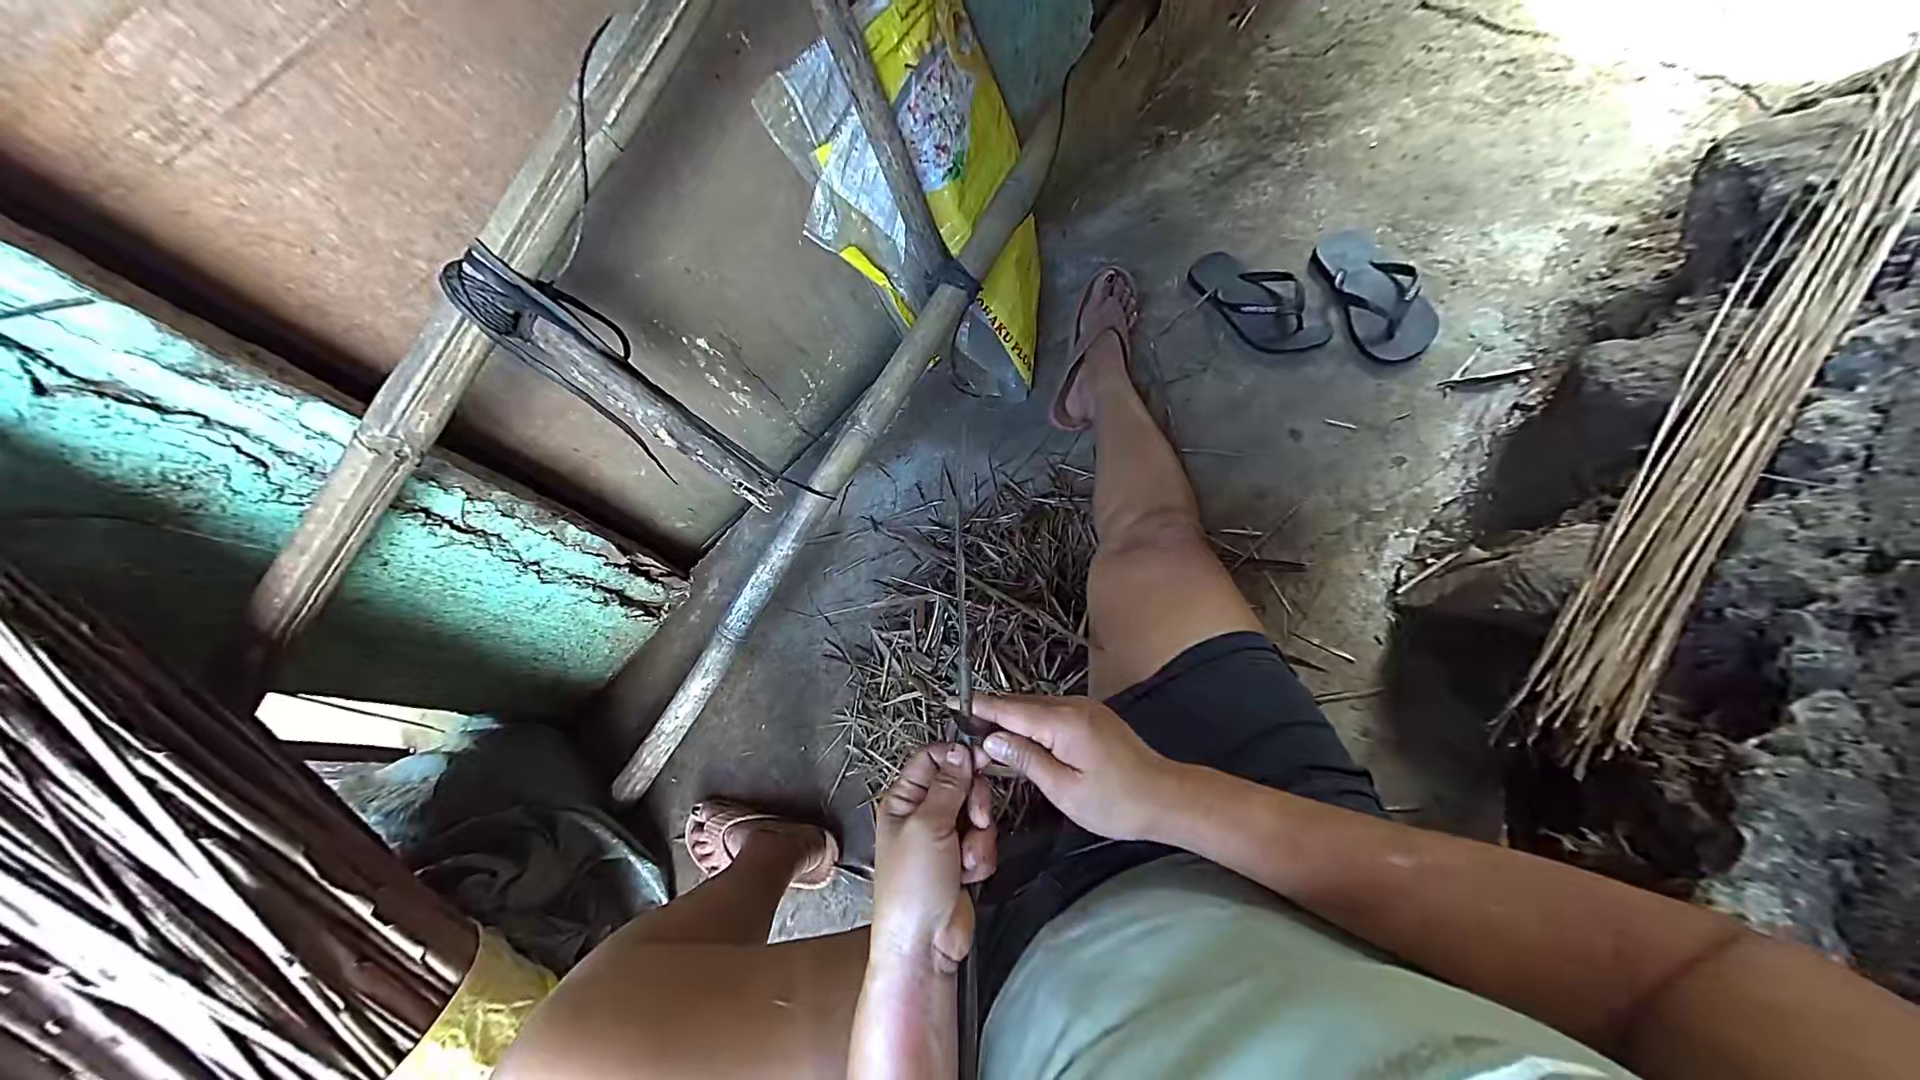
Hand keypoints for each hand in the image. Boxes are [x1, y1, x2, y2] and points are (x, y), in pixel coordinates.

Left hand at [871, 743, 997, 975]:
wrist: (925, 945)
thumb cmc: (911, 888)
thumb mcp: (928, 826)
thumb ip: (948, 785)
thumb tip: (959, 751)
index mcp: (903, 800)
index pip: (932, 759)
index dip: (957, 756)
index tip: (981, 759)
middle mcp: (922, 815)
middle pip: (961, 784)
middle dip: (975, 802)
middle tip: (976, 819)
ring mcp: (943, 838)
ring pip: (977, 813)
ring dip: (979, 837)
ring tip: (964, 859)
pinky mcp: (962, 859)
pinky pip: (984, 841)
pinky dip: (981, 857)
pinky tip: (967, 875)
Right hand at [972, 694, 1187, 842]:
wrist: (1167, 798)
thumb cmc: (1118, 802)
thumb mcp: (1064, 789)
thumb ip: (1026, 760)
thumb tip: (993, 740)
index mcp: (1064, 722)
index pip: (1011, 709)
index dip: (980, 707)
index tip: (953, 703)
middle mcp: (1073, 706)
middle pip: (1021, 704)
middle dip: (992, 714)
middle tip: (965, 730)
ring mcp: (1085, 708)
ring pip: (1036, 706)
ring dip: (1011, 717)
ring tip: (985, 733)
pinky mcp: (1092, 716)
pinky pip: (1051, 711)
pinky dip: (1031, 720)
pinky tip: (1020, 735)